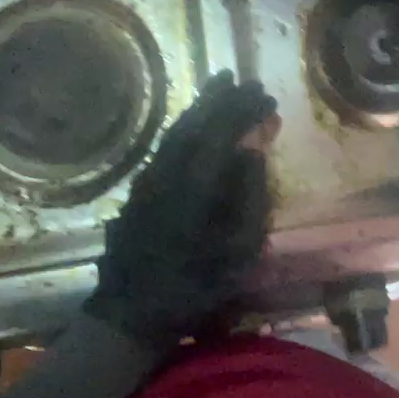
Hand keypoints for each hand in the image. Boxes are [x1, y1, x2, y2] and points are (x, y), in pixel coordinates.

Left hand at [84, 72, 278, 346]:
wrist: (131, 313)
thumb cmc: (194, 288)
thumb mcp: (238, 252)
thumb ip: (250, 196)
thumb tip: (252, 150)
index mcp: (195, 184)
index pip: (222, 131)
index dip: (244, 110)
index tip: (267, 97)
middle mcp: (168, 170)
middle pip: (196, 121)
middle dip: (224, 99)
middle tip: (249, 83)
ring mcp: (149, 176)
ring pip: (177, 128)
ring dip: (202, 106)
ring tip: (223, 87)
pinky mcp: (139, 186)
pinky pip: (166, 143)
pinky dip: (186, 124)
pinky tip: (196, 123)